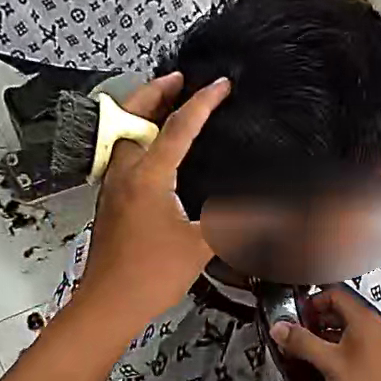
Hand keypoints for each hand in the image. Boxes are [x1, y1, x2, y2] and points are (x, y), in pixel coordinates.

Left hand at [72, 73, 229, 329]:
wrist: (110, 302)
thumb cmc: (147, 276)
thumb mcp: (201, 246)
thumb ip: (236, 224)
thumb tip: (271, 214)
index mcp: (147, 176)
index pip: (178, 127)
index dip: (202, 103)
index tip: (219, 85)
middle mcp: (124, 174)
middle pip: (134, 116)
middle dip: (156, 91)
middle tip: (177, 78)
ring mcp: (112, 188)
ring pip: (123, 135)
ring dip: (142, 113)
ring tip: (163, 106)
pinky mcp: (110, 203)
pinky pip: (121, 156)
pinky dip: (137, 139)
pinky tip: (151, 154)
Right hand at [269, 289, 380, 380]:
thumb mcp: (330, 364)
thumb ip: (303, 343)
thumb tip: (281, 328)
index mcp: (364, 319)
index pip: (334, 294)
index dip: (311, 302)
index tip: (296, 314)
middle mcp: (375, 326)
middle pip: (340, 310)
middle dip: (316, 320)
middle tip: (298, 333)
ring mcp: (380, 342)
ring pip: (348, 329)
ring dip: (327, 335)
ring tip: (309, 350)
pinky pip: (357, 344)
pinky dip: (340, 348)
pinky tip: (330, 365)